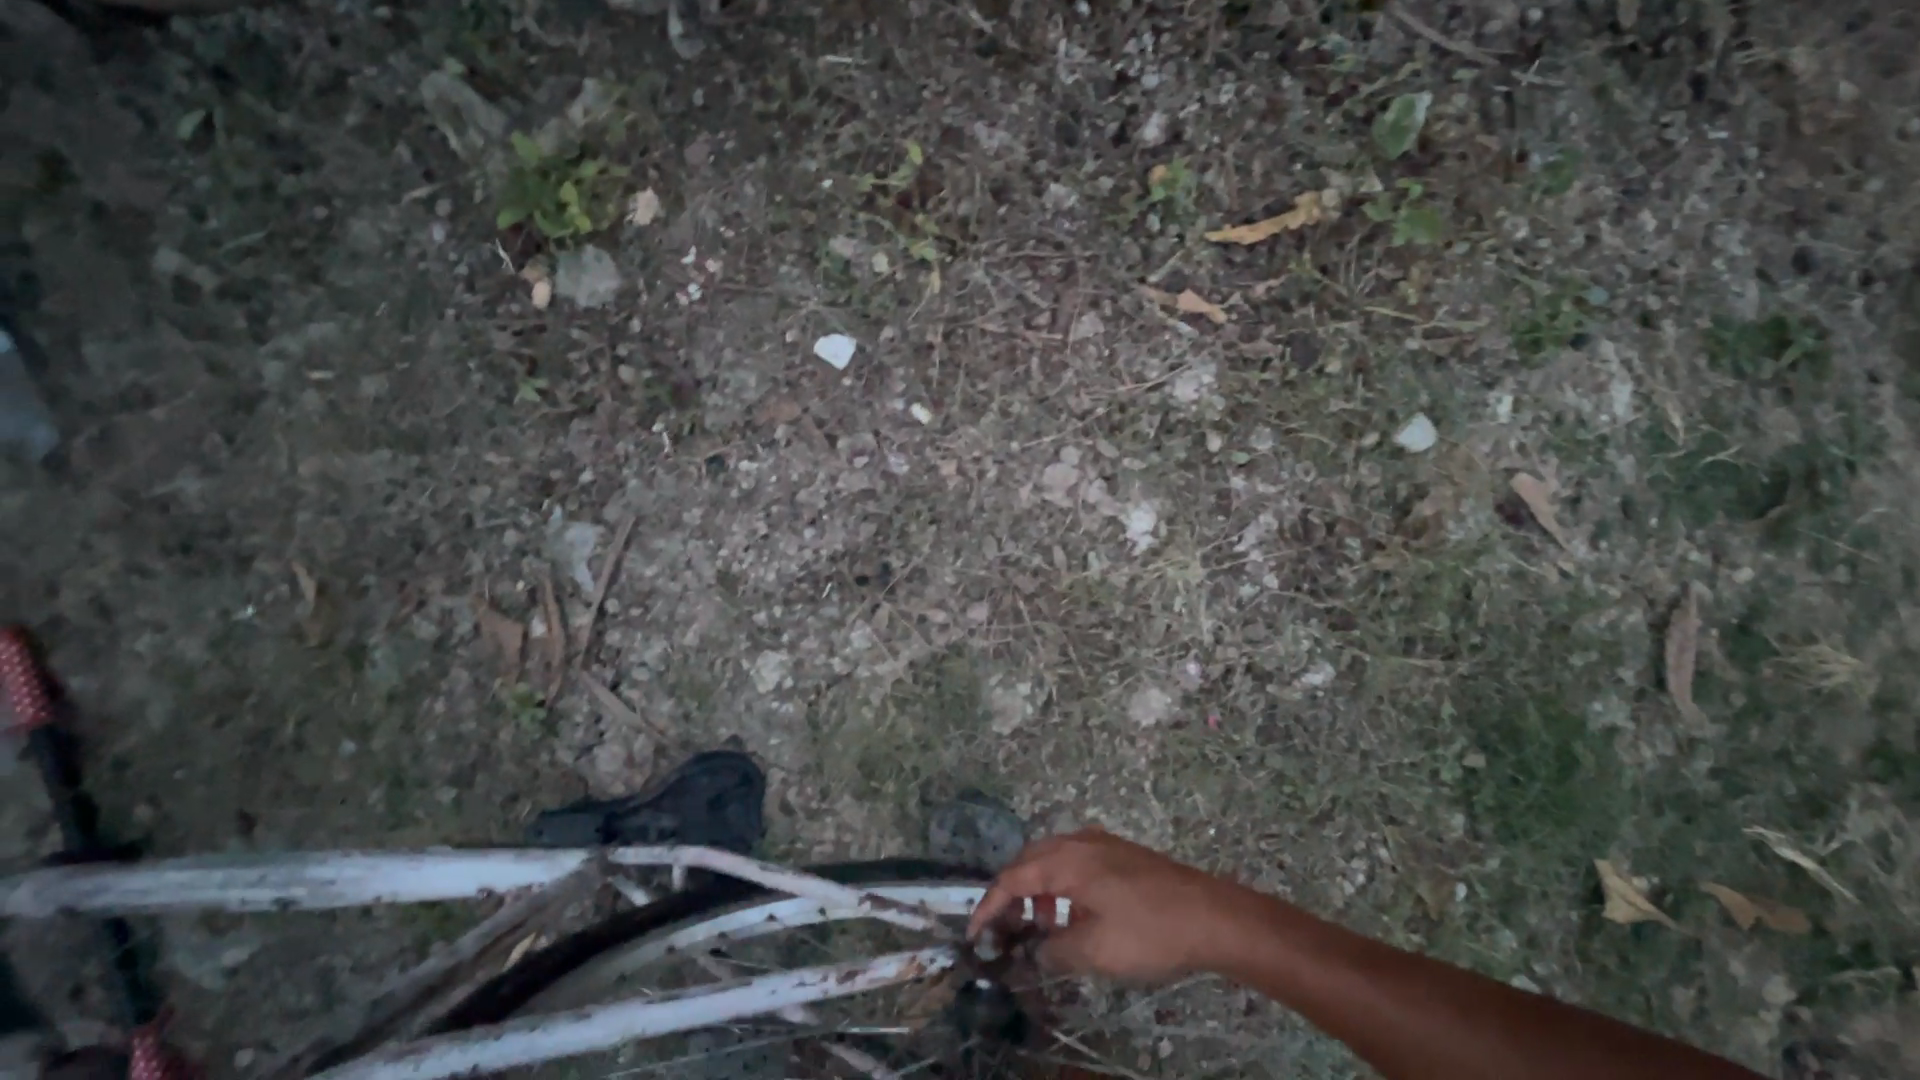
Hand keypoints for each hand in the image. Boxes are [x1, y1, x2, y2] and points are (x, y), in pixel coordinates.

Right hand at [966, 828, 1241, 981]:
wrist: (1212, 916)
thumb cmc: (1148, 931)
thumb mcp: (1094, 951)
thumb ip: (1055, 950)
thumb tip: (1038, 949)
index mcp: (1066, 860)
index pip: (1012, 878)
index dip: (990, 905)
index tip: (975, 932)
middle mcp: (1080, 842)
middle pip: (1030, 860)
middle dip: (1013, 893)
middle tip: (1008, 927)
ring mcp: (1104, 844)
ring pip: (1055, 859)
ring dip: (1041, 890)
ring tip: (1046, 928)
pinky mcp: (1124, 854)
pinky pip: (1078, 862)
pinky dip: (1064, 885)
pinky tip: (1079, 916)